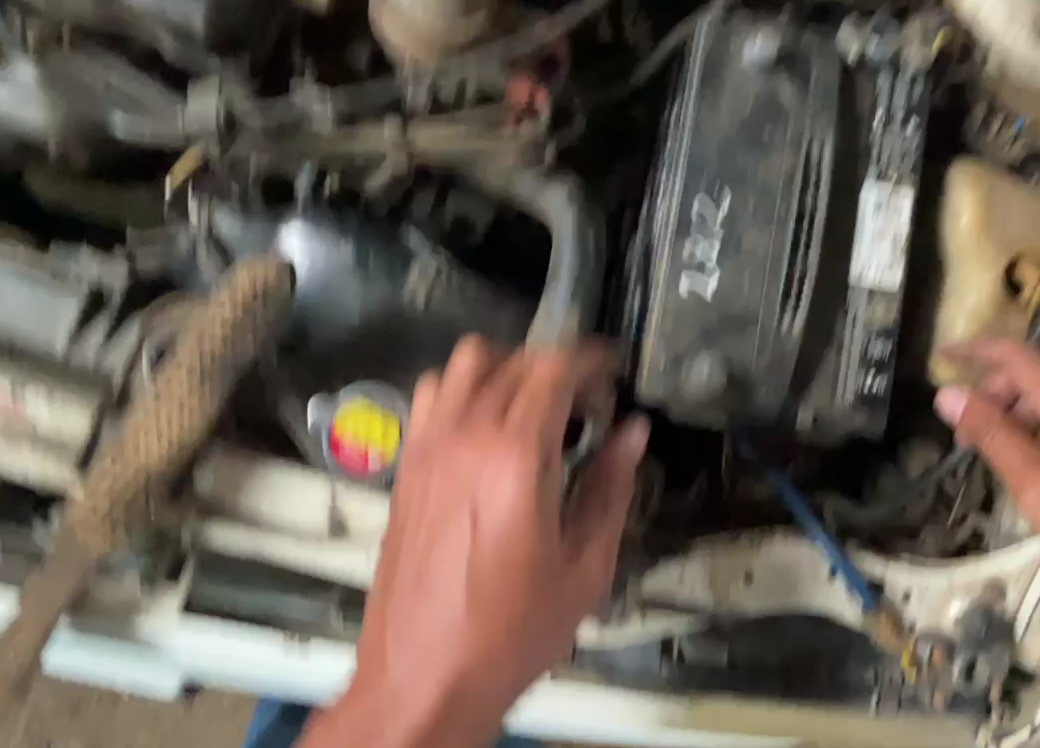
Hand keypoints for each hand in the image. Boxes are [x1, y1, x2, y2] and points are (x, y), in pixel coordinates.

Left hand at [311, 337, 649, 747]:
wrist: (421, 680)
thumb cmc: (512, 631)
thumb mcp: (584, 567)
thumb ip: (611, 488)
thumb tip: (633, 431)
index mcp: (517, 456)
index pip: (555, 368)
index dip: (591, 359)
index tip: (614, 373)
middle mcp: (468, 433)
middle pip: (518, 359)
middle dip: (561, 368)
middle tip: (588, 406)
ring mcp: (429, 443)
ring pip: (468, 360)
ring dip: (509, 367)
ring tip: (534, 406)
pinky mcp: (406, 460)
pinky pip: (433, 391)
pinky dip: (464, 387)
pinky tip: (485, 426)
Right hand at [933, 339, 1039, 635]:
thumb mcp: (1036, 487)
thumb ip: (991, 434)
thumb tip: (947, 393)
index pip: (1013, 354)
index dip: (972, 351)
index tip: (939, 359)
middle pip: (1034, 375)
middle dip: (993, 396)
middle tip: (965, 439)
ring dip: (1019, 416)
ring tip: (1000, 460)